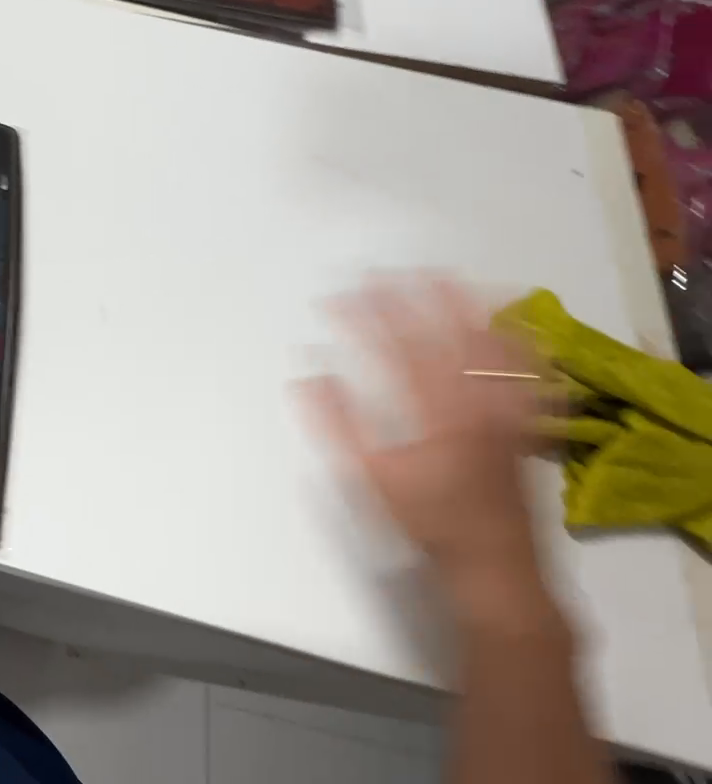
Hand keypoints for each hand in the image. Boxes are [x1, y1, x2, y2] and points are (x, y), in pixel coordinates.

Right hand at [303, 277, 553, 621]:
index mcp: (431, 413)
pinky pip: (525, 367)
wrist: (497, 563)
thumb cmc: (423, 520)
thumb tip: (308, 374)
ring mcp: (507, 410)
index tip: (335, 296)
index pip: (392, 348)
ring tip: (439, 277)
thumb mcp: (365, 475)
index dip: (363, 316)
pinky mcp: (525, 420)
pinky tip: (504, 320)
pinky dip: (512, 337)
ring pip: (489, 344)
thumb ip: (335, 421)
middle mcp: (475, 403)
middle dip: (411, 296)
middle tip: (383, 271)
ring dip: (462, 305)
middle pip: (444, 334)